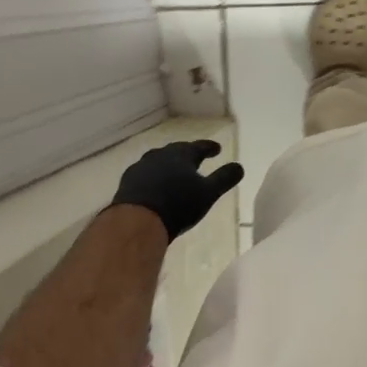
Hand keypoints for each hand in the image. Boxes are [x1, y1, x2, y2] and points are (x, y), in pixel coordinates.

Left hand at [108, 140, 243, 240]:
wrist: (138, 219)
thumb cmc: (178, 205)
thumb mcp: (208, 193)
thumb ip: (224, 178)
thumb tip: (240, 166)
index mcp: (181, 155)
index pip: (198, 147)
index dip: (209, 147)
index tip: (216, 148)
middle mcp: (160, 156)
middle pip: (175, 151)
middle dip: (186, 154)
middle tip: (194, 158)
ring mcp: (141, 168)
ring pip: (157, 161)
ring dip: (167, 165)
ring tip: (173, 172)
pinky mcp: (127, 182)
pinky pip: (144, 174)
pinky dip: (152, 177)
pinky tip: (153, 186)